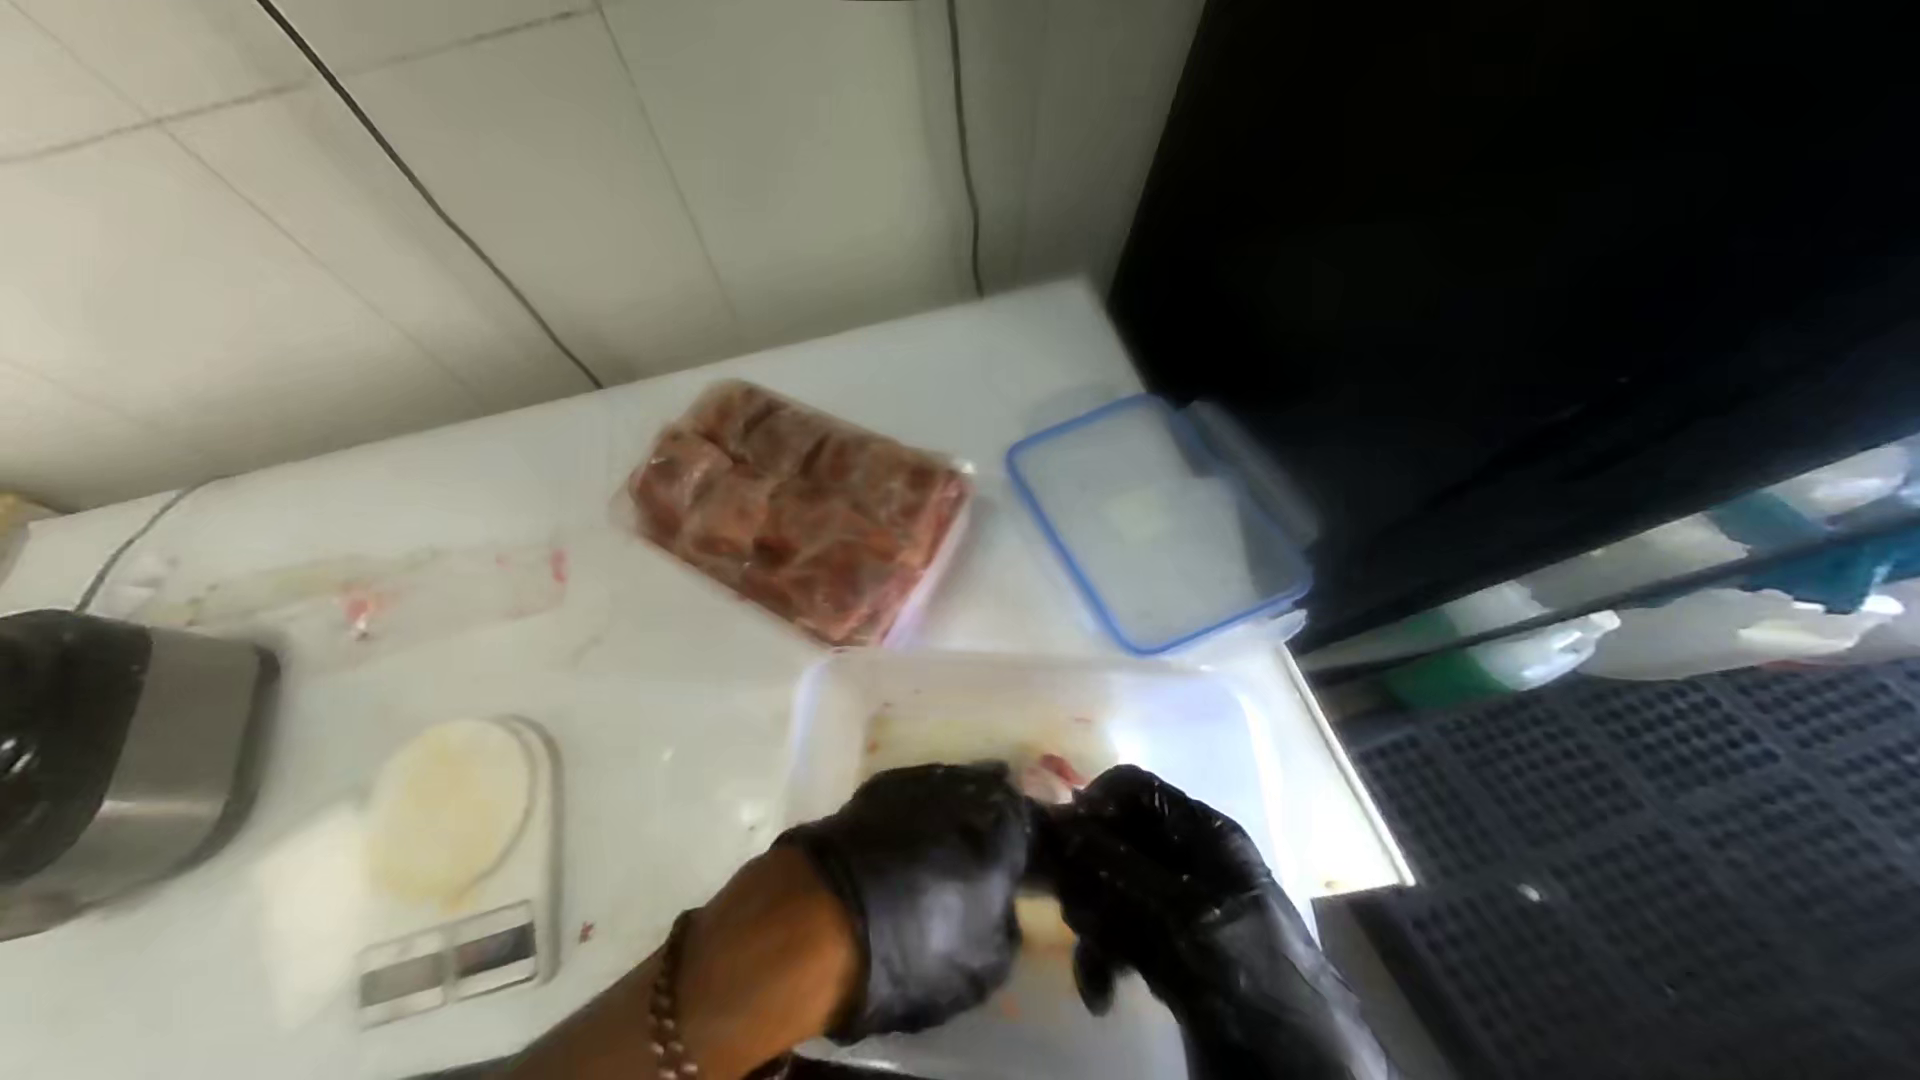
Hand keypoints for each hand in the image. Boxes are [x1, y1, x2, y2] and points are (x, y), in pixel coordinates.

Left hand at [775, 762, 1029, 1040]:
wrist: (820, 921)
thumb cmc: (915, 949)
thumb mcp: (985, 966)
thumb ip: (1006, 927)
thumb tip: (1001, 908)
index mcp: (1001, 828)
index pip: (1030, 824)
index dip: (1026, 844)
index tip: (1022, 864)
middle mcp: (964, 791)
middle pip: (989, 795)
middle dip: (991, 817)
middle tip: (986, 848)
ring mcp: (915, 783)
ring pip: (949, 790)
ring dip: (952, 811)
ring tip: (946, 842)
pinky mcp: (872, 790)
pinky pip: (910, 796)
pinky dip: (915, 814)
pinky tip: (907, 837)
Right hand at [1044, 765, 1394, 1079]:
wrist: (1301, 1070)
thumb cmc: (1249, 973)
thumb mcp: (1181, 914)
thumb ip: (1116, 867)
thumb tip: (1059, 826)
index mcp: (1202, 833)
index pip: (1135, 789)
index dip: (1094, 805)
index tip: (1061, 841)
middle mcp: (1188, 862)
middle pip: (1116, 840)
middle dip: (1087, 876)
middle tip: (1070, 910)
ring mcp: (1179, 909)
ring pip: (1111, 890)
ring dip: (1092, 924)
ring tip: (1093, 961)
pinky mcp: (1171, 953)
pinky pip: (1122, 934)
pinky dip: (1105, 957)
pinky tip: (1101, 991)